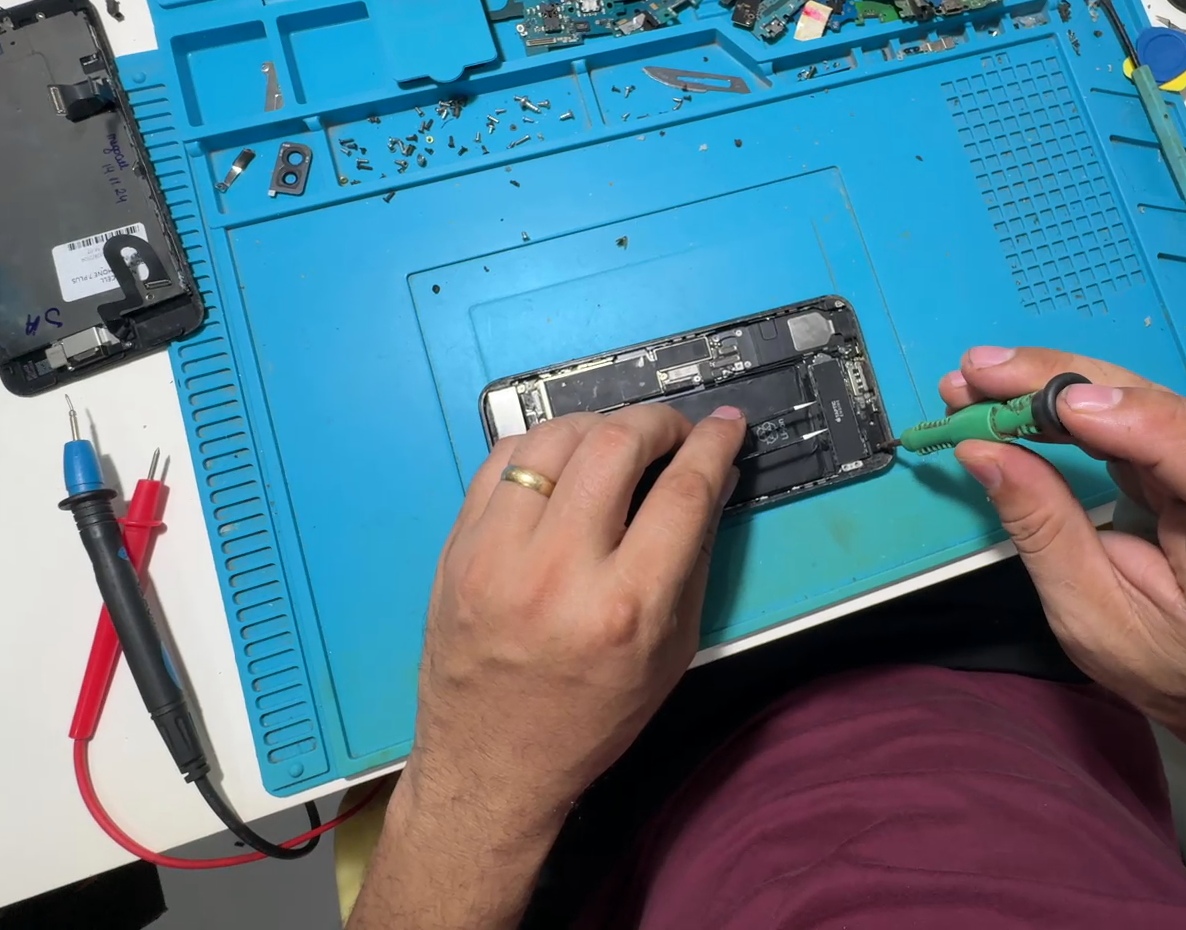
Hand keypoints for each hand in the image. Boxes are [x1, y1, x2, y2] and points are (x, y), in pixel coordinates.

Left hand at [410, 404, 746, 818]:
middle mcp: (558, 572)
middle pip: (615, 446)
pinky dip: (546, 443)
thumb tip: (713, 479)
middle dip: (659, 421)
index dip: (714, 444)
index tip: (728, 424)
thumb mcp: (673, 649)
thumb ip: (696, 556)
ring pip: (554, 438)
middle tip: (674, 433)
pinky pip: (503, 459)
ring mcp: (496, 554)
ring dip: (601, 424)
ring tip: (620, 443)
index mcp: (625, 608)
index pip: (683, 493)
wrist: (492, 765)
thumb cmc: (597, 715)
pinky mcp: (457, 547)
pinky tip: (566, 460)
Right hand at [942, 346, 1185, 740]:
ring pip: (1148, 403)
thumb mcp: (1087, 617)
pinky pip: (1131, 416)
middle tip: (981, 372)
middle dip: (1074, 384)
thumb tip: (983, 451)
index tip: (1064, 406)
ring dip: (1056, 384)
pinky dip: (1067, 403)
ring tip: (979, 381)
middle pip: (1180, 416)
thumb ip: (1042, 531)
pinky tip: (1016, 397)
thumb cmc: (1164, 668)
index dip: (1154, 427)